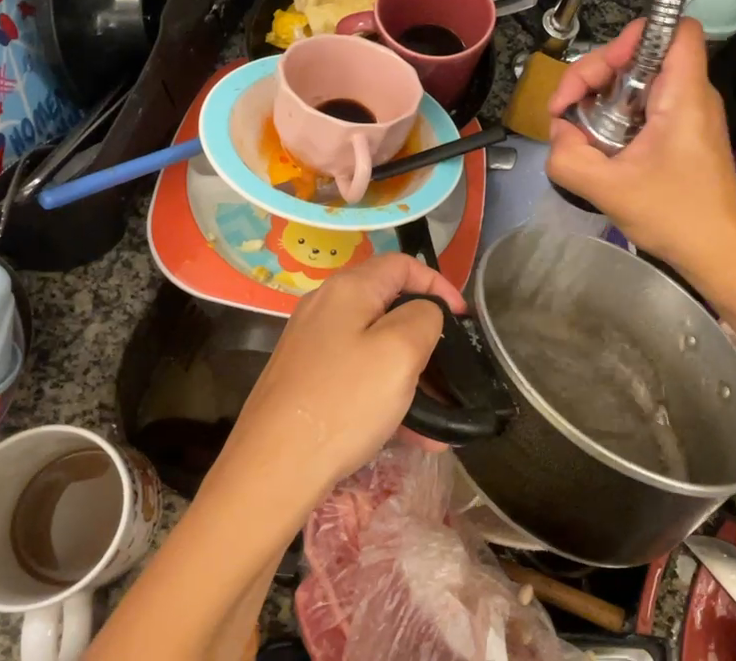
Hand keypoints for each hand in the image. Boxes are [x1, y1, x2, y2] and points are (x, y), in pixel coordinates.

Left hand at [228, 254, 465, 494]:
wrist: (272, 470)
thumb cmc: (344, 401)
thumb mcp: (401, 351)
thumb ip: (425, 317)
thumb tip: (424, 313)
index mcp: (347, 289)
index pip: (402, 264)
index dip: (438, 284)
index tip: (463, 320)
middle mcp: (325, 309)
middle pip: (389, 306)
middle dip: (426, 336)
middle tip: (452, 368)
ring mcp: (312, 347)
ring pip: (376, 347)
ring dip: (412, 374)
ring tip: (442, 414)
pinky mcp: (306, 382)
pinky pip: (359, 377)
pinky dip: (388, 396)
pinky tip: (416, 435)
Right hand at [546, 18, 735, 276]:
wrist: (718, 254)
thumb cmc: (676, 218)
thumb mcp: (609, 189)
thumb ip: (569, 157)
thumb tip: (559, 133)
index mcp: (684, 96)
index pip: (677, 29)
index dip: (635, 34)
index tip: (603, 70)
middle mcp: (691, 96)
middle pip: (642, 53)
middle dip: (597, 72)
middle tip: (566, 109)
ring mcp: (688, 114)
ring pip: (638, 80)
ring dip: (600, 96)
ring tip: (577, 130)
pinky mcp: (682, 134)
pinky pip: (644, 106)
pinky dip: (615, 116)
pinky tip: (598, 144)